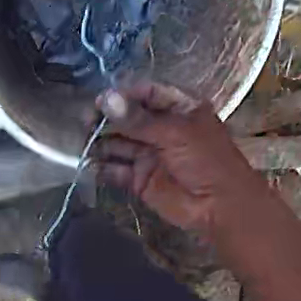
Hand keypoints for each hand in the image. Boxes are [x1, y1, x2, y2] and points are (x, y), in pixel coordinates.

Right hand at [93, 79, 273, 241]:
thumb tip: (105, 100)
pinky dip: (101, 168)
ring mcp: (148, 155)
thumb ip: (138, 119)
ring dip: (99, 143)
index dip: (123, 95)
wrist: (219, 206)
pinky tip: (88, 165)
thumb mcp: (175, 133)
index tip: (100, 100)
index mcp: (178, 109)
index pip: (146, 94)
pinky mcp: (138, 179)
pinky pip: (115, 170)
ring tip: (82, 143)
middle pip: (127, 119)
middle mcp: (160, 129)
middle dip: (106, 119)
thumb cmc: (206, 161)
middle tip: (84, 122)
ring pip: (117, 144)